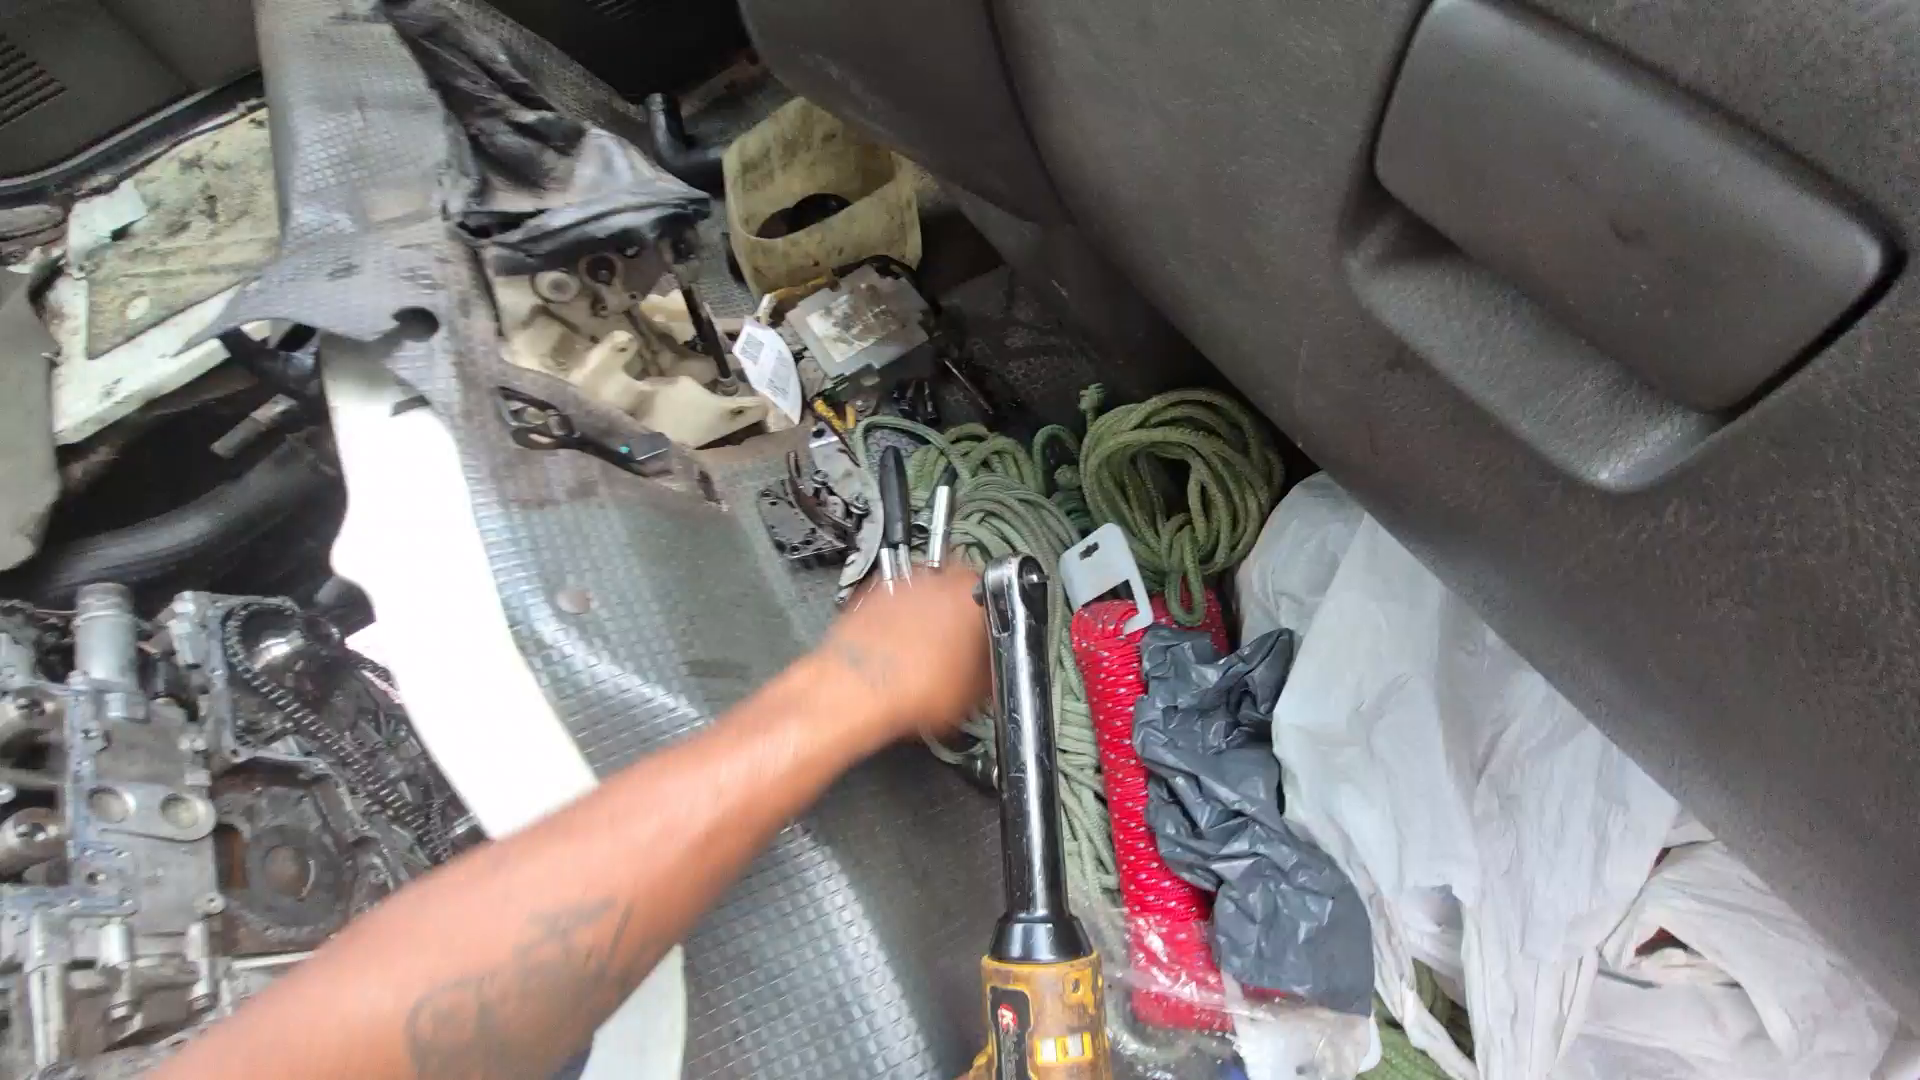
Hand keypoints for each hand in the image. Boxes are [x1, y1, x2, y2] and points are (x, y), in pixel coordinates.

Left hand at [808, 565, 989, 744]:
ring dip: (928, 621)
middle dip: (960, 622)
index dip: (994, 633)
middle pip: (960, 596)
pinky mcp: (872, 594)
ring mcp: (904, 583)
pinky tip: (897, 655)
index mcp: (973, 593)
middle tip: (956, 653)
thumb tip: (991, 673)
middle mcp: (939, 578)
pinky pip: (896, 606)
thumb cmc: (910, 686)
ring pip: (927, 598)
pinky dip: (899, 624)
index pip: (999, 605)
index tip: (987, 650)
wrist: (856, 690)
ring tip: (923, 657)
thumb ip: (991, 672)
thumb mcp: (973, 691)